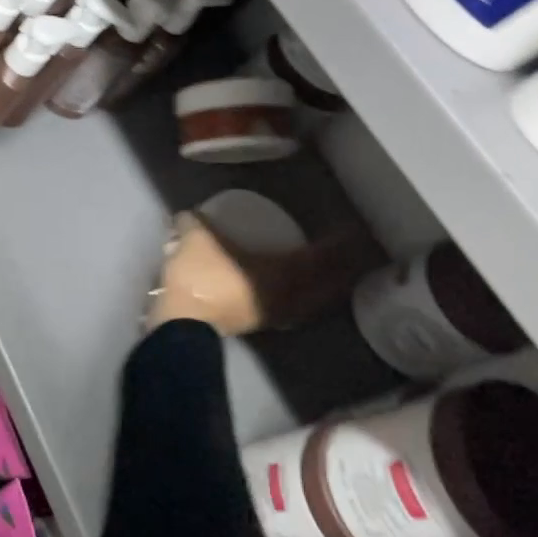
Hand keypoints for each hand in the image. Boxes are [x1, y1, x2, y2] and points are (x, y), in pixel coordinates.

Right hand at [146, 210, 386, 337]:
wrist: (182, 321)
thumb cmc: (199, 276)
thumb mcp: (196, 237)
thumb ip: (197, 221)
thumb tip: (192, 213)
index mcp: (284, 271)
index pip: (325, 256)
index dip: (342, 242)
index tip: (355, 228)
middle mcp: (291, 295)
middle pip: (331, 282)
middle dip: (346, 266)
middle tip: (354, 250)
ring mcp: (280, 313)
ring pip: (318, 300)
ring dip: (331, 286)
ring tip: (332, 271)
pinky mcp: (263, 323)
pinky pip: (301, 309)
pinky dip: (310, 299)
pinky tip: (301, 292)